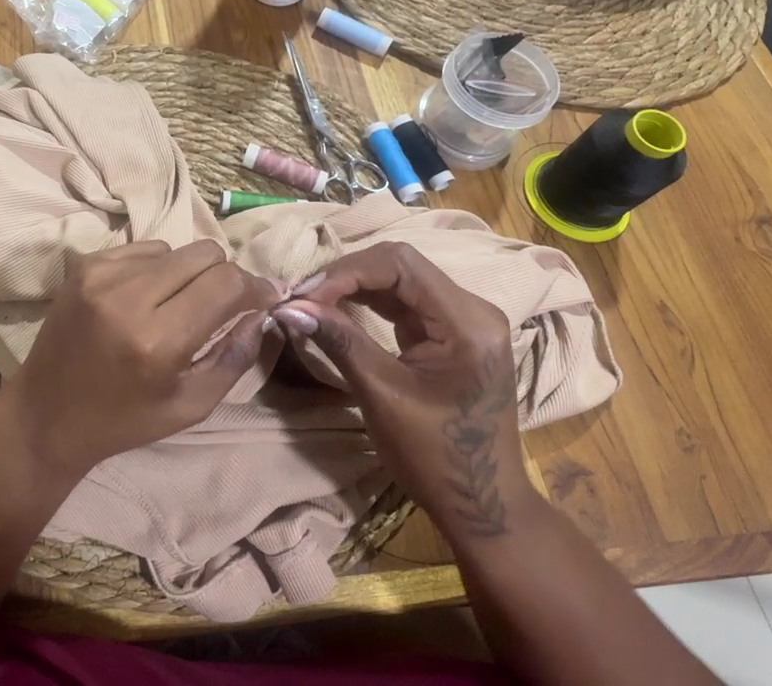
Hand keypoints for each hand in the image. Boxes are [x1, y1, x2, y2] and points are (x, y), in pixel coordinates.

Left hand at [6, 240, 280, 474]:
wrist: (44, 414)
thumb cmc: (123, 421)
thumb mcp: (191, 406)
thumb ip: (235, 357)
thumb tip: (261, 312)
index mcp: (158, 341)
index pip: (226, 284)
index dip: (255, 287)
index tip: (264, 299)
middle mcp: (128, 298)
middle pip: (205, 254)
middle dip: (225, 276)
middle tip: (225, 303)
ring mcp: (100, 276)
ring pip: (175, 247)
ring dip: (188, 272)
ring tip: (177, 305)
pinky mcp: (83, 265)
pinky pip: (143, 248)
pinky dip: (156, 269)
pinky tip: (146, 299)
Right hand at [272, 243, 531, 539]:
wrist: (483, 506)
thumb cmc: (435, 457)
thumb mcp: (382, 395)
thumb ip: (339, 341)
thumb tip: (288, 307)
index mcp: (468, 322)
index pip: (399, 265)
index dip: (345, 272)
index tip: (302, 296)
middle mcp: (473, 309)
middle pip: (400, 266)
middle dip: (346, 275)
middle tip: (301, 298)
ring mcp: (464, 321)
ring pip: (400, 280)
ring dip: (353, 286)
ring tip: (310, 302)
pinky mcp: (451, 334)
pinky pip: (404, 303)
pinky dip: (368, 302)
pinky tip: (335, 309)